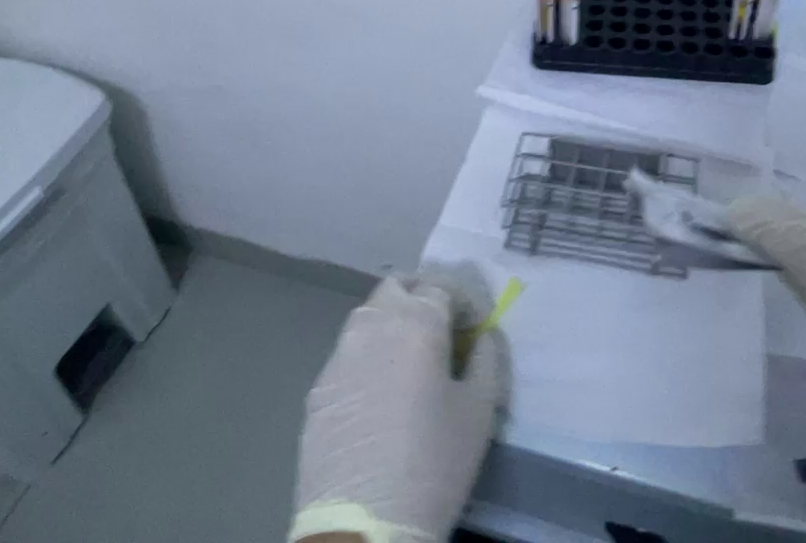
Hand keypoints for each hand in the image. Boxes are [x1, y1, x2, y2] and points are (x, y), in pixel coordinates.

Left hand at [290, 276, 505, 542]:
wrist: (363, 523)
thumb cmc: (433, 462)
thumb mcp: (480, 409)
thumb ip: (486, 359)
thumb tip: (481, 338)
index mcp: (416, 323)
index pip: (442, 285)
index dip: (465, 301)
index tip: (477, 328)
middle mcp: (373, 326)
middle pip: (397, 287)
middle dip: (424, 296)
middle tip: (444, 328)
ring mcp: (339, 355)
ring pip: (368, 315)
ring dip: (394, 321)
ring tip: (414, 357)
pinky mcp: (319, 388)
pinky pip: (349, 352)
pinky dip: (371, 354)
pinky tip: (383, 389)